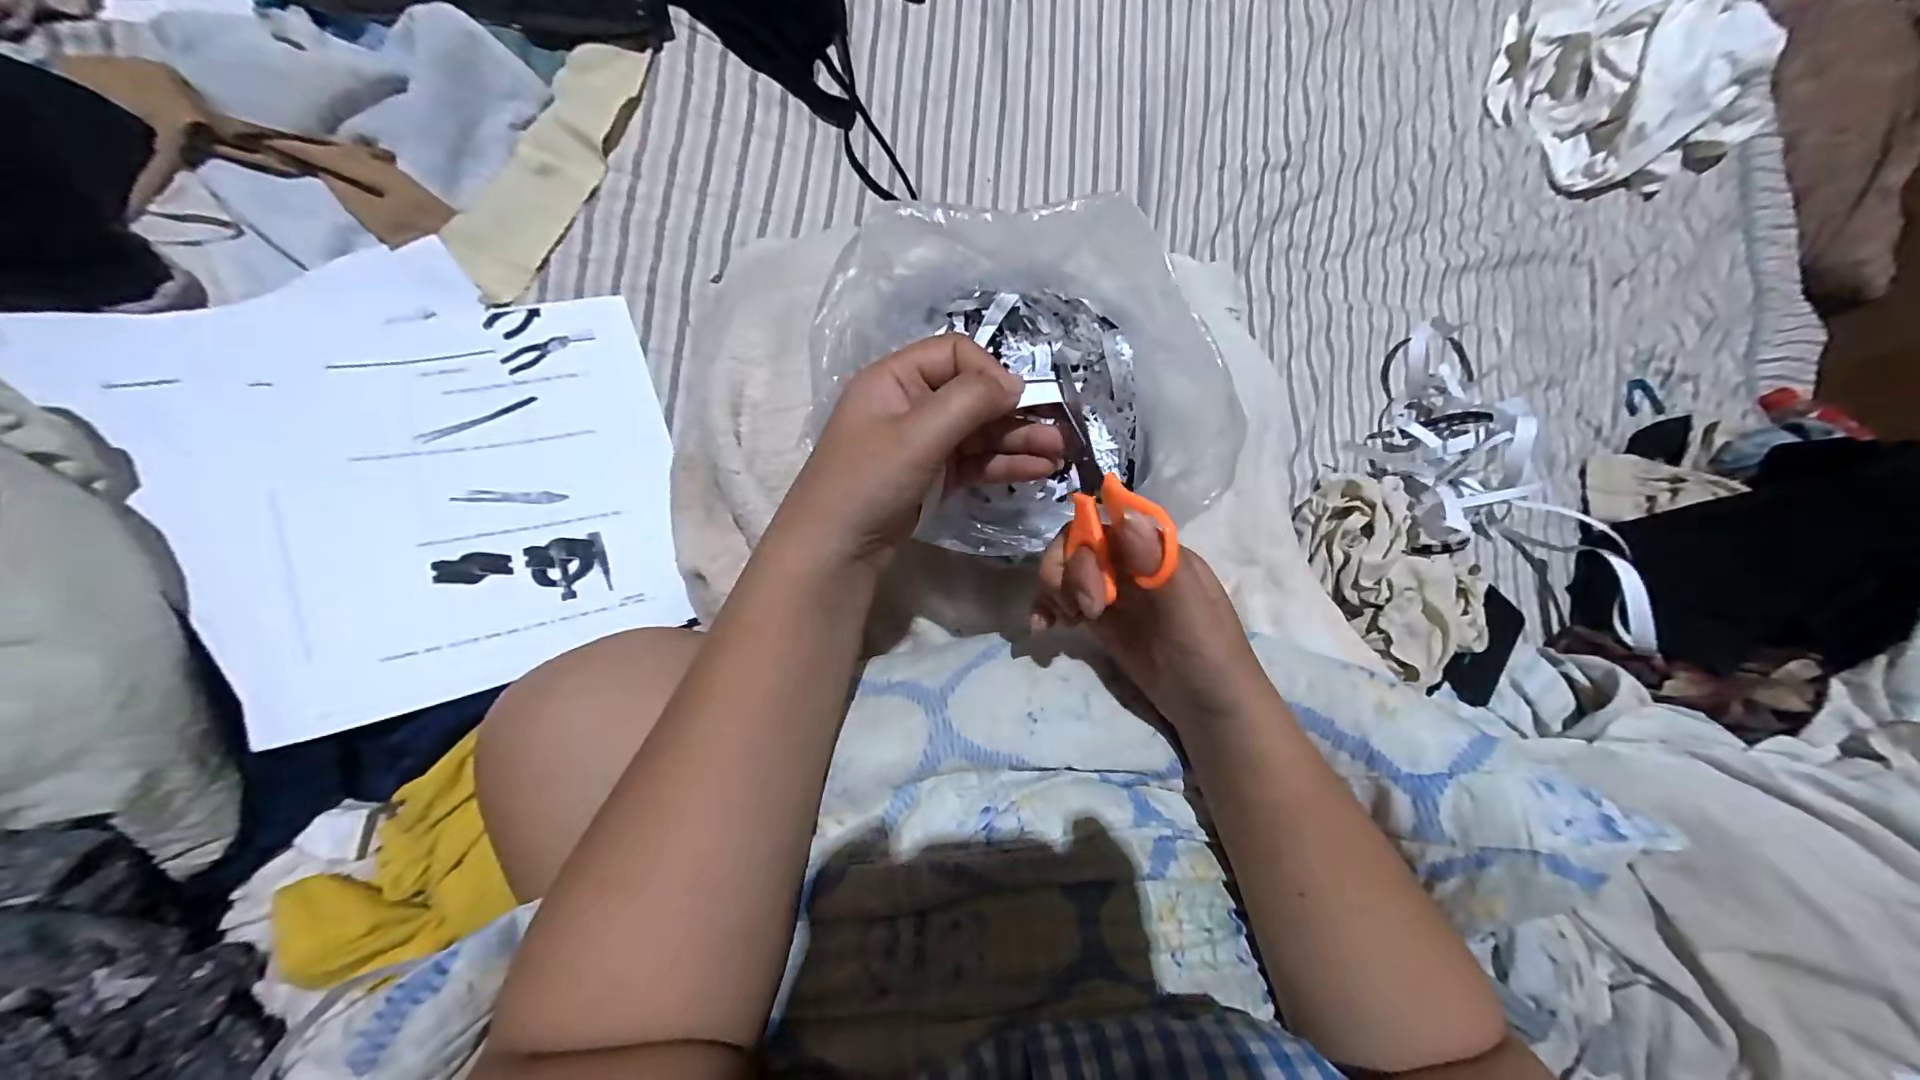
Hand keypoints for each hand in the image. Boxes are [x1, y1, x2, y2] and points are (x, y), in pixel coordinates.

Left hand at [773, 335, 1065, 570]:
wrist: (834, 551)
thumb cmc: (868, 482)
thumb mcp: (917, 434)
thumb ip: (969, 401)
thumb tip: (1014, 383)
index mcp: (894, 379)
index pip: (954, 354)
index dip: (988, 372)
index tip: (1016, 400)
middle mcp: (909, 405)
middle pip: (972, 396)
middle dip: (1015, 412)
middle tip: (1059, 431)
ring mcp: (920, 444)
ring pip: (977, 432)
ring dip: (1017, 440)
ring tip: (1058, 454)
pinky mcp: (930, 477)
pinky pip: (973, 462)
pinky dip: (1002, 464)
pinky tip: (1037, 470)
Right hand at [1032, 515, 1274, 728]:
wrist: (1210, 709)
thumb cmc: (1208, 655)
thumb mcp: (1185, 608)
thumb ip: (1155, 561)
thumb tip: (1126, 512)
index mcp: (1155, 550)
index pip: (1104, 525)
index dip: (1084, 547)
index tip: (1091, 589)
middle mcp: (1131, 563)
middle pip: (1079, 545)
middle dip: (1068, 574)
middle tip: (1082, 613)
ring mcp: (1115, 591)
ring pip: (1067, 570)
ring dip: (1053, 590)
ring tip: (1064, 623)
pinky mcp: (1102, 618)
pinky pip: (1065, 600)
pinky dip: (1047, 608)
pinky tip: (1043, 628)